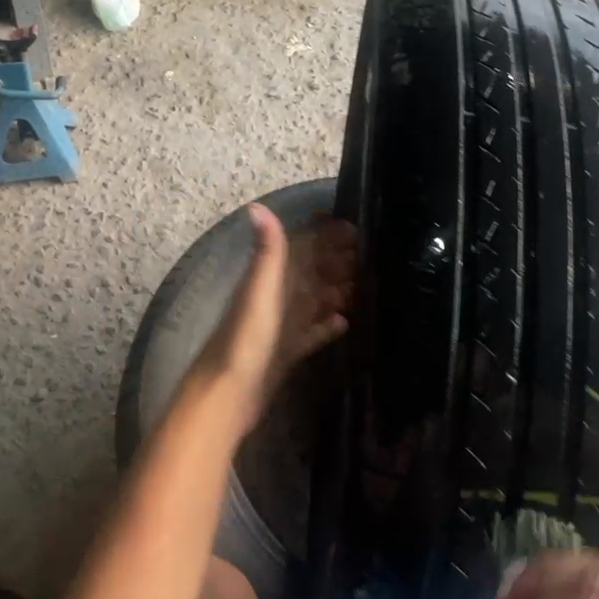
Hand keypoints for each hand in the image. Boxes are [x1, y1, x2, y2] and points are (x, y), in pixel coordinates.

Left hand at [191, 203, 355, 438]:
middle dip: (336, 261)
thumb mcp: (260, 289)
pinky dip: (327, 325)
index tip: (355, 229)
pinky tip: (346, 323)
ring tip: (365, 285)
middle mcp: (276, 296)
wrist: (228, 394)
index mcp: (270, 277)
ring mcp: (281, 324)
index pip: (301, 246)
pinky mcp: (286, 351)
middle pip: (310, 271)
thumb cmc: (247, 337)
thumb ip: (267, 250)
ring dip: (335, 290)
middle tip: (370, 258)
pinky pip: (311, 331)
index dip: (325, 235)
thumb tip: (257, 205)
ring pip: (313, 299)